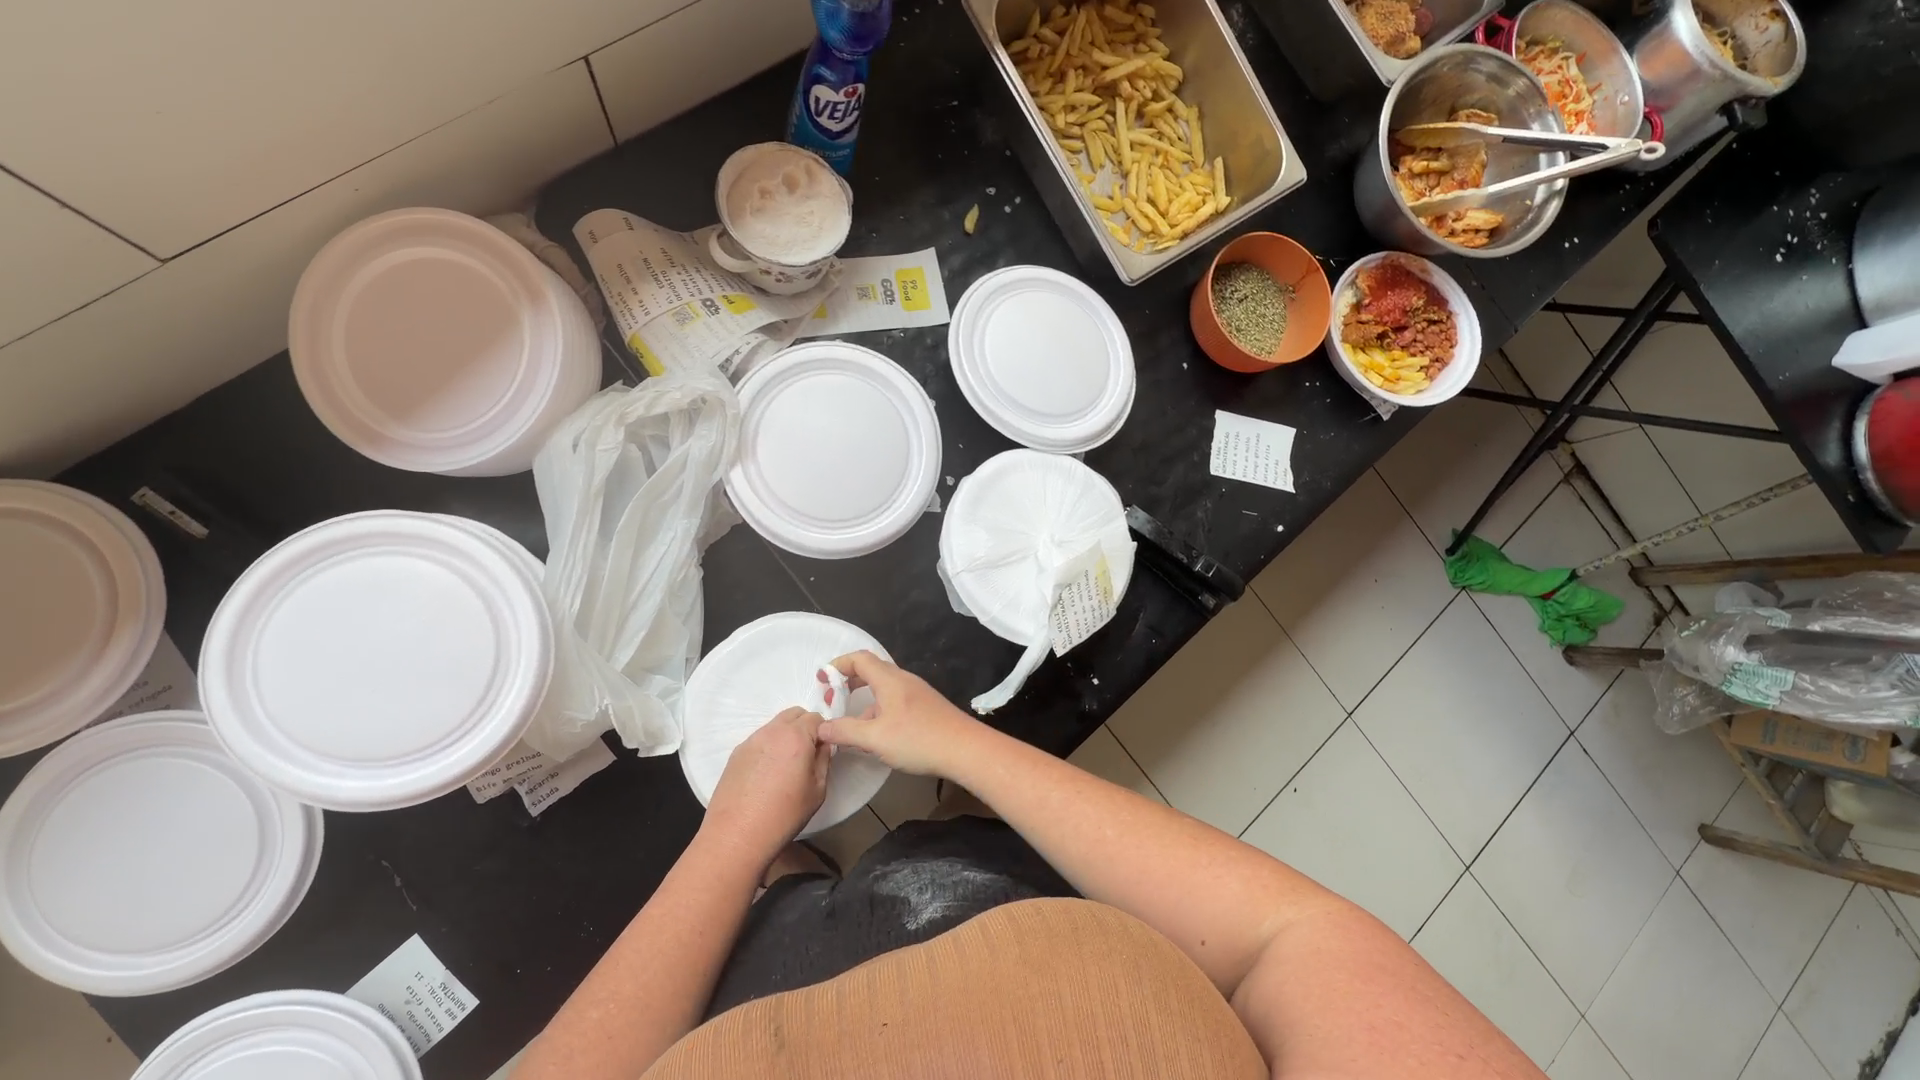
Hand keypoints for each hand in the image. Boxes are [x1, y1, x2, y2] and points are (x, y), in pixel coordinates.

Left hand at [703, 707, 830, 862]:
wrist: (736, 835)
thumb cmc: (783, 815)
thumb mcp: (817, 790)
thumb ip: (823, 761)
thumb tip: (822, 746)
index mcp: (796, 736)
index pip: (816, 718)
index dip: (823, 732)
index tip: (823, 752)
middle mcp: (771, 731)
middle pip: (794, 714)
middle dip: (805, 727)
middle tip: (807, 755)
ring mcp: (750, 740)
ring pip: (775, 726)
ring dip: (786, 736)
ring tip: (785, 767)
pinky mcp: (735, 753)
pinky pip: (759, 740)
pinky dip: (769, 747)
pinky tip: (766, 775)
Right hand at [816, 651, 981, 776]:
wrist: (966, 750)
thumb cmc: (918, 740)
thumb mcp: (875, 738)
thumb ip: (845, 731)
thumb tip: (821, 727)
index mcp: (890, 680)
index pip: (859, 658)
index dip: (838, 665)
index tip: (822, 680)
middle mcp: (904, 680)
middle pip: (872, 670)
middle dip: (848, 682)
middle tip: (833, 699)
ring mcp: (917, 694)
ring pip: (884, 689)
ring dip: (864, 701)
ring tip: (851, 726)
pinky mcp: (926, 709)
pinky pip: (895, 702)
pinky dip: (879, 711)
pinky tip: (877, 737)